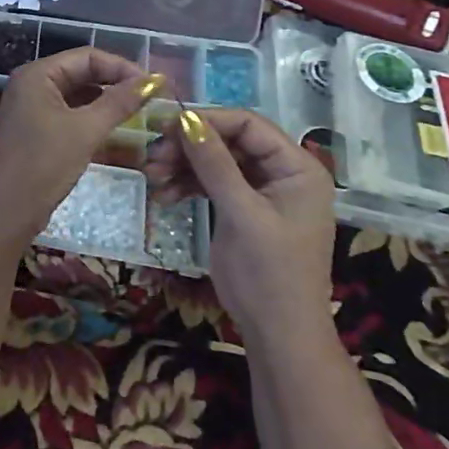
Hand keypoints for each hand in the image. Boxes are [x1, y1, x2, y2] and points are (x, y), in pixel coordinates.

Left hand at [0, 47, 157, 241]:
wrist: (6, 211)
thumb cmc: (43, 163)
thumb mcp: (85, 130)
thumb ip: (119, 102)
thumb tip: (153, 81)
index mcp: (37, 75)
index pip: (88, 57)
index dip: (123, 68)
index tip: (155, 86)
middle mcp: (32, 87)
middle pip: (83, 76)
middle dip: (117, 88)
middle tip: (153, 102)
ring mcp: (33, 112)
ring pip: (79, 101)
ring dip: (109, 109)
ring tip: (143, 120)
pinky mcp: (38, 135)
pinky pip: (72, 121)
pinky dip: (95, 127)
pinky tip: (123, 141)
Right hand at [144, 108, 336, 342]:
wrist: (276, 328)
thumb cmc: (269, 271)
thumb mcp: (242, 214)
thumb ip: (215, 165)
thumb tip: (186, 120)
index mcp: (296, 167)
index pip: (249, 126)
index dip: (208, 121)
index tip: (166, 127)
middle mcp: (281, 173)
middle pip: (229, 142)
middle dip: (190, 147)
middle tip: (152, 157)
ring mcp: (260, 191)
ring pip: (215, 162)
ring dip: (182, 166)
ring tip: (152, 177)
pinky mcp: (240, 209)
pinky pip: (211, 184)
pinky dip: (186, 186)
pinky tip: (163, 195)